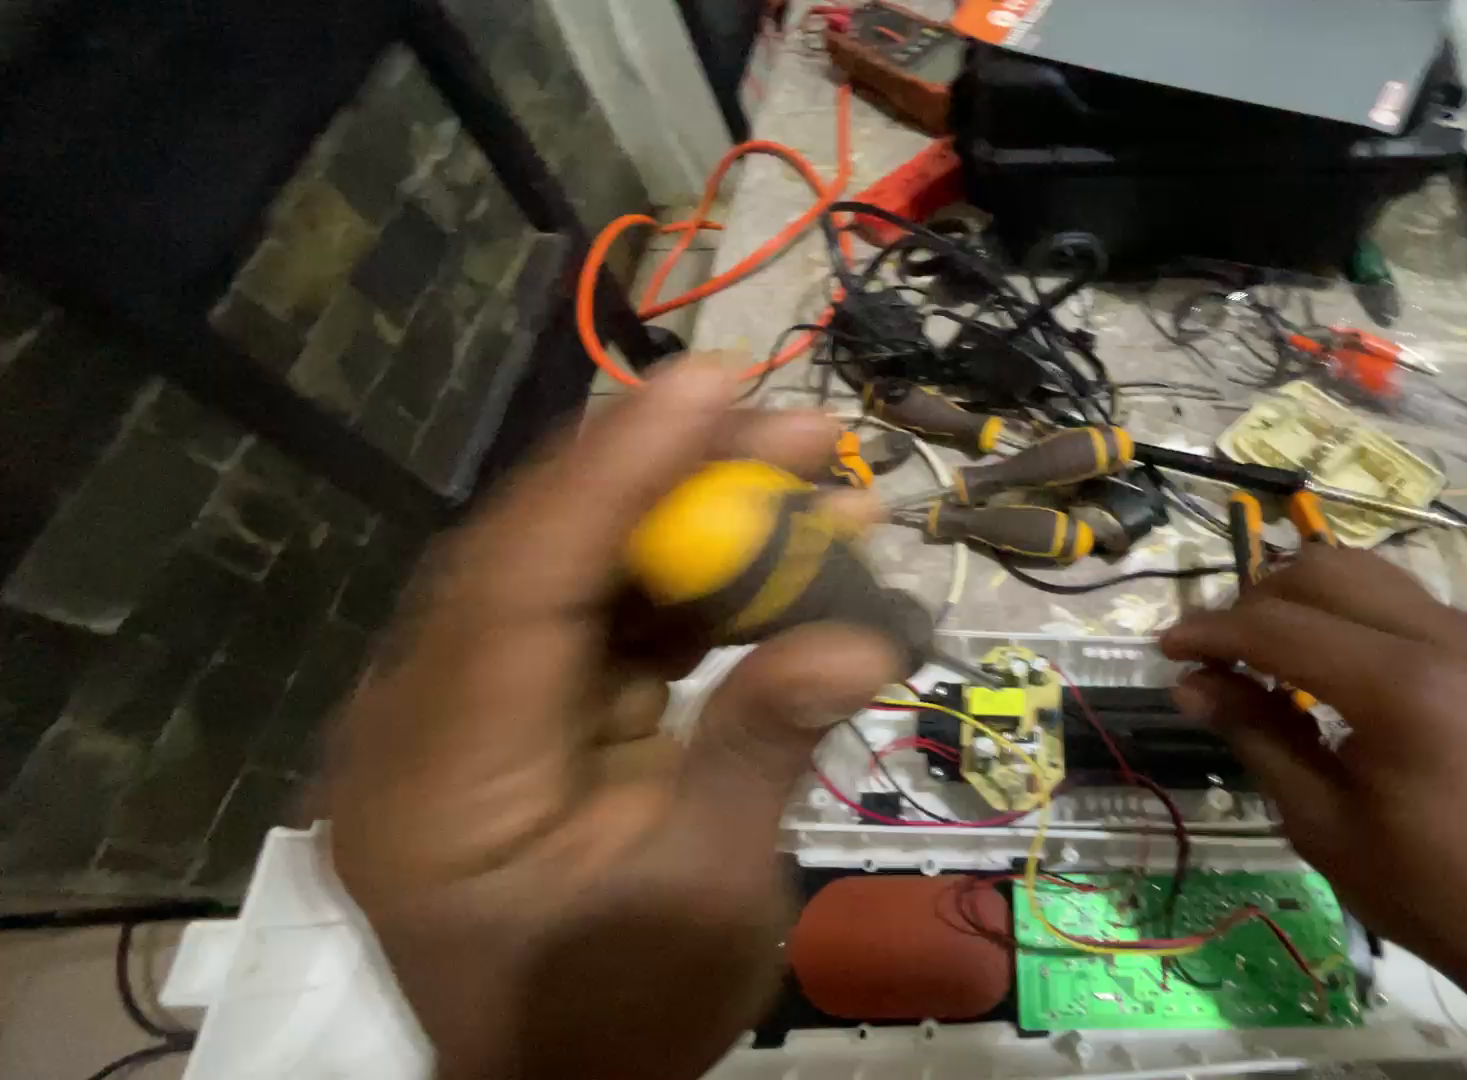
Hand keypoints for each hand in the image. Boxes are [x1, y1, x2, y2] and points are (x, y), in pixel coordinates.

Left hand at [324, 359, 900, 1079]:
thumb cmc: (619, 1015)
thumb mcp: (705, 899)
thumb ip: (764, 751)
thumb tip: (865, 637)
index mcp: (446, 770)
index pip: (526, 575)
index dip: (621, 464)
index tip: (716, 383)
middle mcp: (444, 710)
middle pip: (558, 546)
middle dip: (683, 471)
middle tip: (799, 428)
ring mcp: (495, 703)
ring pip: (598, 566)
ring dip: (707, 516)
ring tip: (817, 480)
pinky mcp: (548, 706)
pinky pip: (628, 612)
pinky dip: (710, 578)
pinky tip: (791, 555)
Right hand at [1163, 548, 1466, 1079]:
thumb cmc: (1431, 888)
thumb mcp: (1320, 821)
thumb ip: (1253, 733)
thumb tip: (1189, 683)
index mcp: (1401, 687)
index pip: (1276, 626)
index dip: (1209, 631)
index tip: (1165, 649)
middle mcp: (1440, 637)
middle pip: (1317, 571)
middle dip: (1252, 602)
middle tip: (1219, 657)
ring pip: (1358, 569)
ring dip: (1297, 597)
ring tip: (1265, 652)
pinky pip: (1393, 595)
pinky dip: (1341, 609)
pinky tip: (1325, 661)